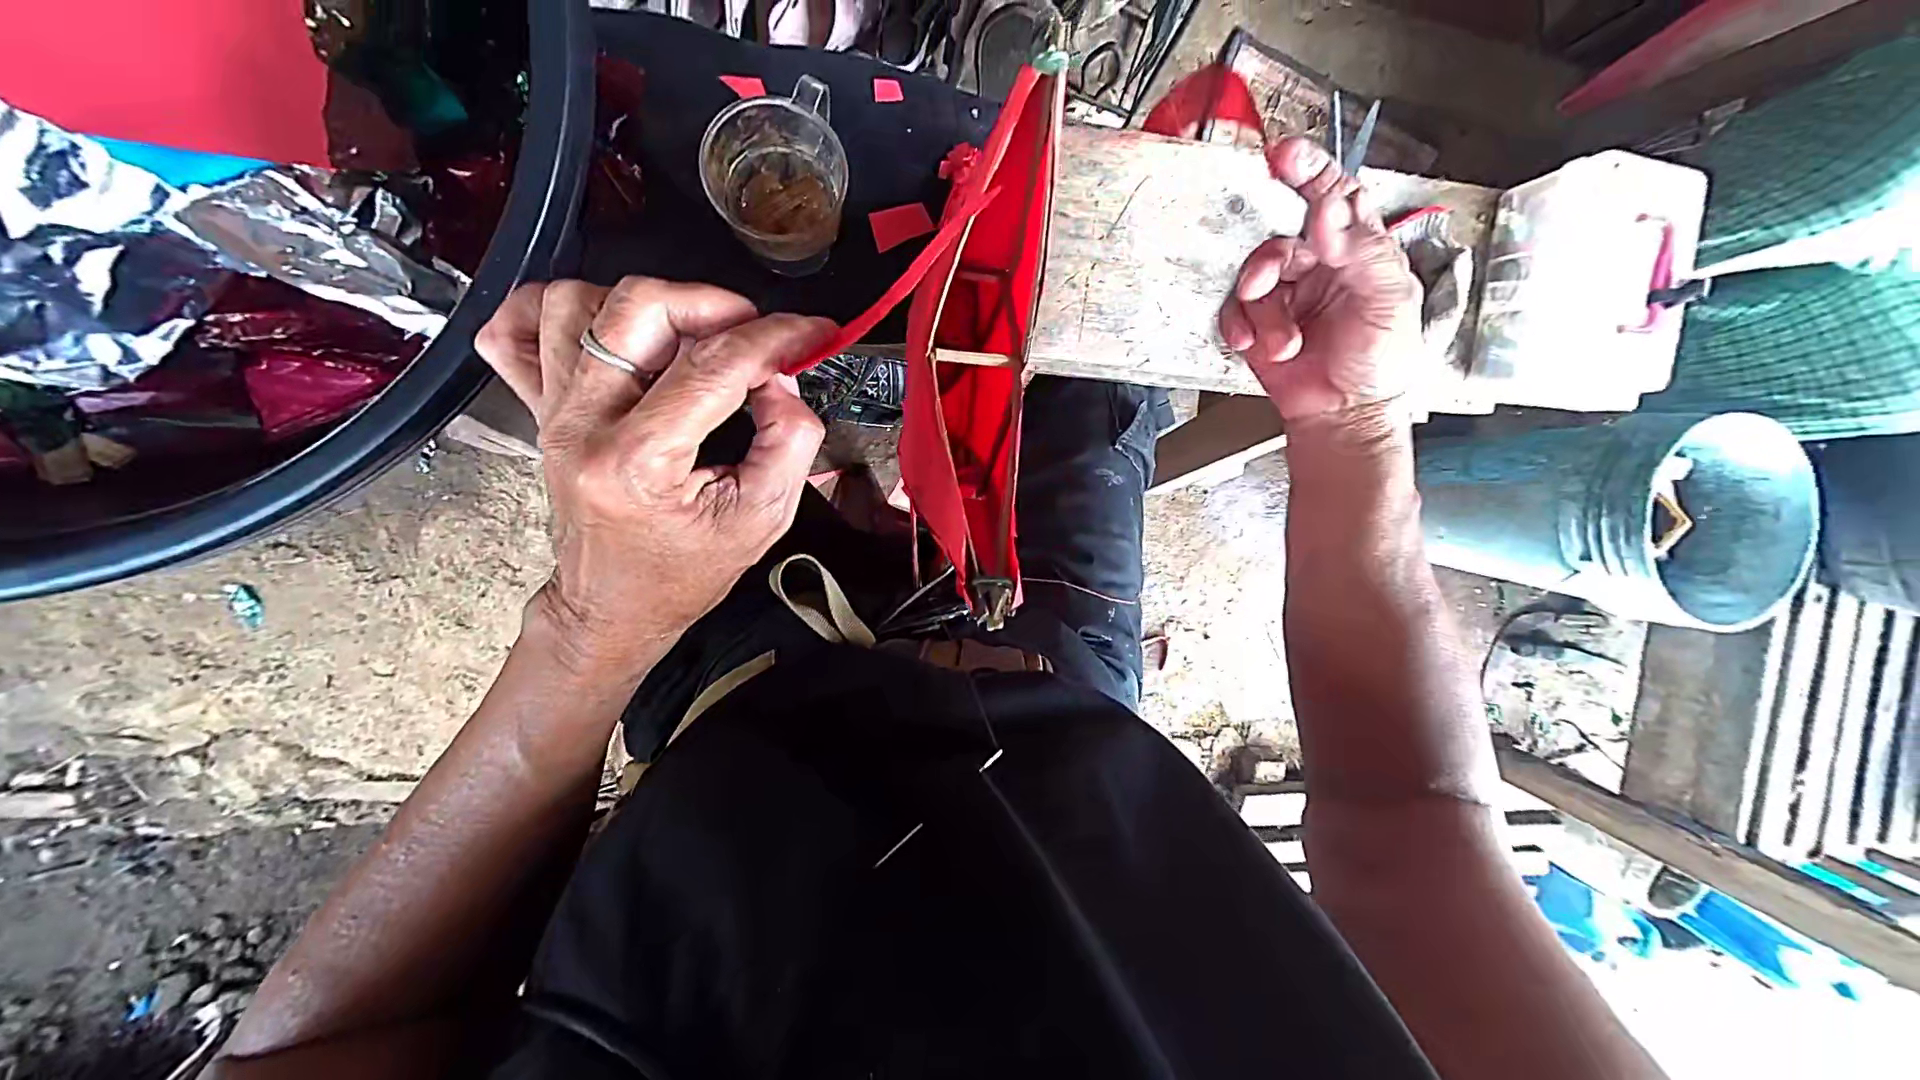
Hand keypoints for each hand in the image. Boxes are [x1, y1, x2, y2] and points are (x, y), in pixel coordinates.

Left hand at [474, 276, 834, 680]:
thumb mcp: (763, 519)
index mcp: (639, 462)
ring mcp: (553, 412)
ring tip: (692, 335)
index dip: (775, 337)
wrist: (615, 605)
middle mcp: (583, 425)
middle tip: (754, 328)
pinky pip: (518, 327)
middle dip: (712, 303)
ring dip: (649, 304)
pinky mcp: (540, 409)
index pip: (714, 366)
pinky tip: (611, 328)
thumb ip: (791, 443)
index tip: (811, 331)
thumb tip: (784, 381)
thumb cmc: (682, 574)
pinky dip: (563, 307)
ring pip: (578, 303)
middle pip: (638, 310)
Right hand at [1219, 137, 1421, 425]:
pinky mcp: (1255, 325)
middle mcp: (1315, 266)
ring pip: (1251, 281)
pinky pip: (1232, 313)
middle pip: (1276, 240)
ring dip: (1263, 315)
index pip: (1333, 196)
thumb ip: (1361, 249)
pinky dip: (1239, 328)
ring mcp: (1282, 296)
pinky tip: (1255, 344)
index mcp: (1355, 249)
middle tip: (1264, 283)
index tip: (1284, 156)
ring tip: (1284, 343)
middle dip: (1267, 264)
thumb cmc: (1379, 358)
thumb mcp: (1387, 297)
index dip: (1309, 171)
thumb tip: (1329, 209)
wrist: (1345, 412)